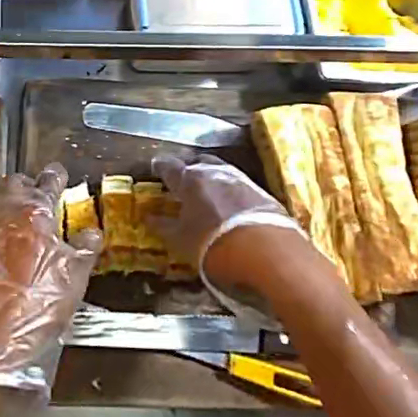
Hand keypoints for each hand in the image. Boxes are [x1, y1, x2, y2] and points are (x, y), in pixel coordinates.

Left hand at [0, 164, 99, 395]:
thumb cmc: (36, 304)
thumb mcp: (75, 276)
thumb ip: (85, 248)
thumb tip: (92, 232)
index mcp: (34, 211)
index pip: (47, 182)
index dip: (56, 176)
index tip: (59, 173)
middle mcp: (3, 212)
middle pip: (14, 185)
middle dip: (26, 185)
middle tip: (38, 193)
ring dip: (8, 206)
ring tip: (21, 218)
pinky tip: (2, 244)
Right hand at [151, 154, 308, 295]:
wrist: (268, 254)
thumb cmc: (213, 245)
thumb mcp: (181, 240)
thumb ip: (163, 226)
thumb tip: (148, 217)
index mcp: (189, 179)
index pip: (168, 166)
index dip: (160, 167)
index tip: (156, 168)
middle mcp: (214, 172)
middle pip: (198, 162)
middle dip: (190, 169)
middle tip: (184, 183)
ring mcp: (241, 179)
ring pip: (221, 172)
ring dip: (213, 180)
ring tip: (208, 196)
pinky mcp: (263, 193)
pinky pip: (241, 186)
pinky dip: (232, 193)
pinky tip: (232, 208)